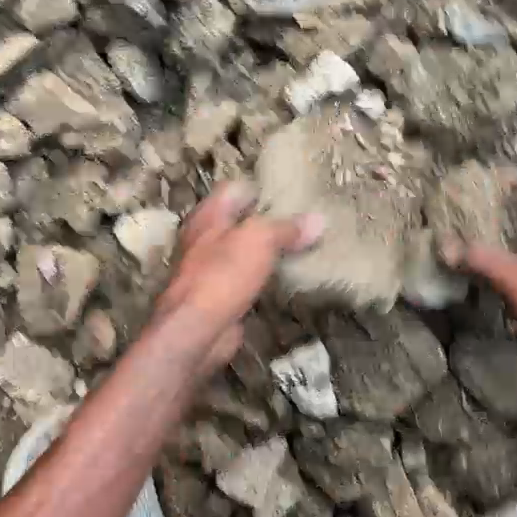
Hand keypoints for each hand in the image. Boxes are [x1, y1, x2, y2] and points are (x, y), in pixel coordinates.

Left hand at [149, 181, 322, 372]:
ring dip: (271, 249)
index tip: (293, 189)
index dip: (261, 186)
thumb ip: (286, 228)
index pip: (235, 188)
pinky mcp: (223, 296)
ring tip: (307, 243)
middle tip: (308, 217)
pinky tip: (291, 275)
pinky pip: (250, 277)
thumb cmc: (221, 274)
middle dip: (271, 219)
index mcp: (208, 216)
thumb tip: (319, 220)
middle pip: (242, 220)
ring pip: (246, 250)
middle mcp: (206, 238)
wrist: (197, 331)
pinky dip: (268, 275)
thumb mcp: (258, 240)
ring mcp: (213, 268)